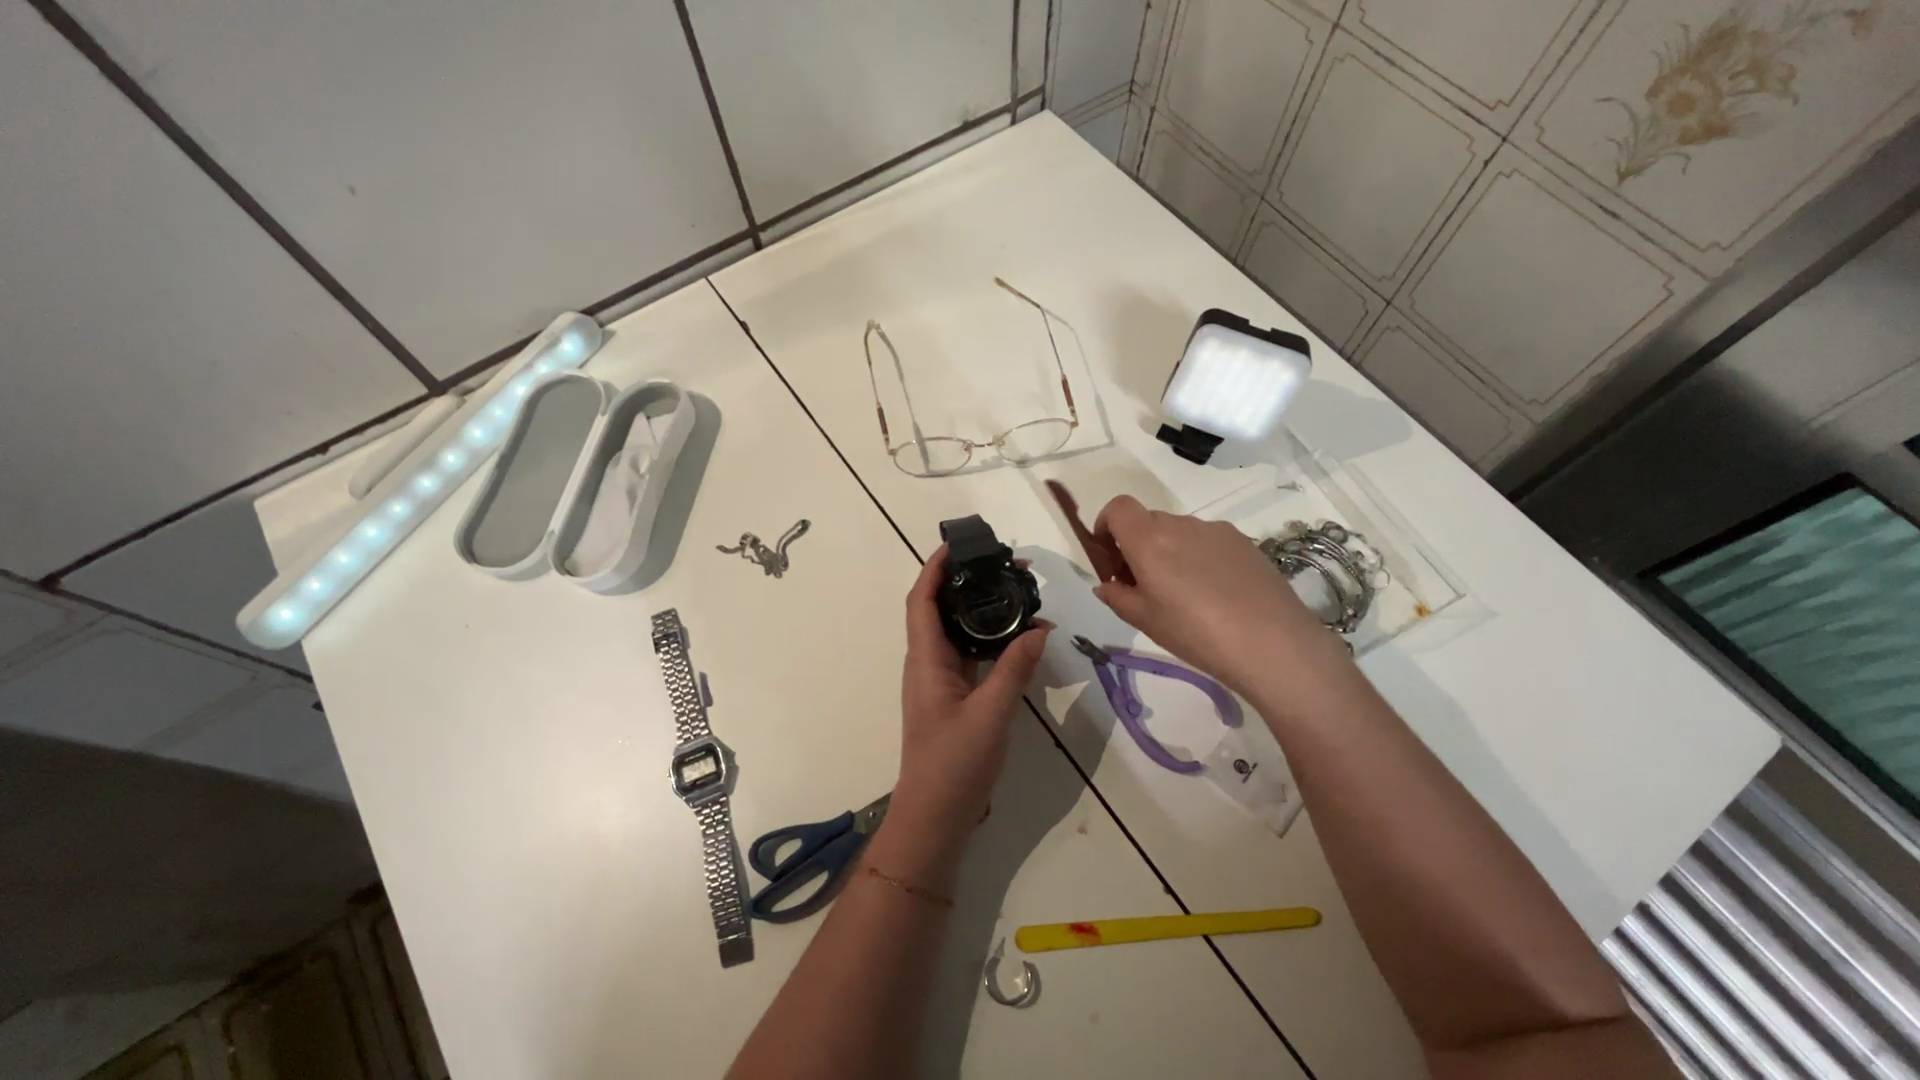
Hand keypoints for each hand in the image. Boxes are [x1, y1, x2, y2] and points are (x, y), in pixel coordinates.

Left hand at [893, 546, 1049, 850]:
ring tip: (1015, 592)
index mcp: (926, 660)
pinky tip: (1018, 638)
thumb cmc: (955, 763)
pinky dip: (990, 639)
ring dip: (980, 609)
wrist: (936, 816)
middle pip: (939, 609)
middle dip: (966, 582)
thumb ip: (1015, 669)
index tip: (960, 543)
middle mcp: (928, 664)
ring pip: (956, 632)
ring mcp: (940, 681)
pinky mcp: (954, 698)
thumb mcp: (991, 714)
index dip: (935, 568)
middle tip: (1004, 565)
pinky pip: (969, 655)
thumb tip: (1039, 628)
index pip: (922, 600)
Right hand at [1091, 495, 1347, 694]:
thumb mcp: (1145, 620)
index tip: (1109, 558)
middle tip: (1143, 587)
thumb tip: (1107, 584)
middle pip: (1149, 521)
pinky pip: (1209, 542)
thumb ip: (1118, 597)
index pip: (1118, 508)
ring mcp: (1217, 531)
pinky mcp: (1245, 543)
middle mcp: (1182, 524)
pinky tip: (1216, 596)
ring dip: (1171, 553)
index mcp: (1149, 539)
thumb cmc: (1195, 633)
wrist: (1271, 642)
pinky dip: (1200, 559)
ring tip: (1184, 597)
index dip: (1106, 526)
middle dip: (1138, 546)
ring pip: (1180, 533)